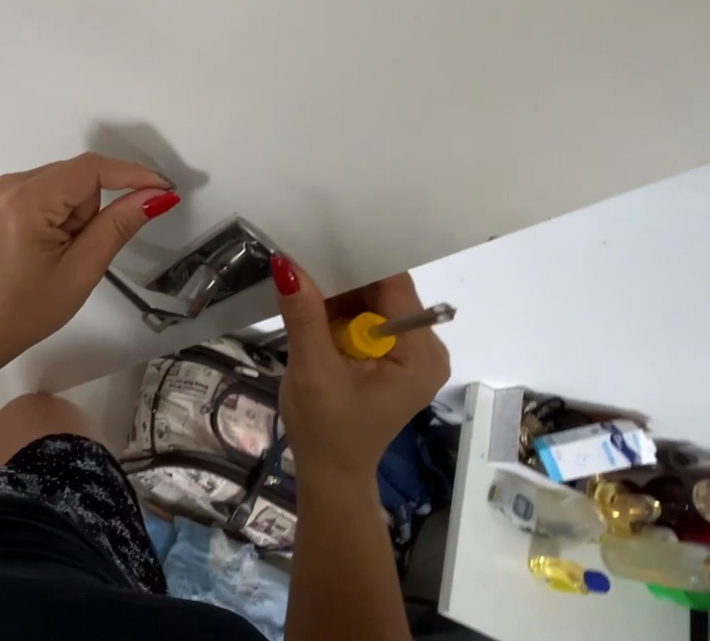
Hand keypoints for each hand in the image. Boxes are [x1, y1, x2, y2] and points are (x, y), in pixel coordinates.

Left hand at [0, 153, 177, 367]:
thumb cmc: (31, 307)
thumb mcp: (83, 269)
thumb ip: (119, 224)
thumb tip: (157, 194)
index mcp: (27, 200)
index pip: (90, 168)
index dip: (132, 174)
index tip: (165, 189)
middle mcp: (12, 182)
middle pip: (78, 174)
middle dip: (96, 206)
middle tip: (86, 249)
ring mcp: (5, 187)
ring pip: (67, 181)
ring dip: (80, 210)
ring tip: (65, 251)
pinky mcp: (5, 197)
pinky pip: (51, 189)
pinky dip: (65, 210)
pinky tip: (54, 243)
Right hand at [271, 257, 450, 484]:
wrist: (329, 472)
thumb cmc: (327, 428)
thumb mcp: (313, 370)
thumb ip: (304, 315)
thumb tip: (287, 264)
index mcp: (419, 352)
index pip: (394, 285)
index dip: (359, 259)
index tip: (320, 237)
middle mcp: (422, 346)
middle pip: (382, 289)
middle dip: (342, 276)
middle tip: (298, 256)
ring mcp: (405, 351)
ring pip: (369, 300)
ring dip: (335, 293)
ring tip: (297, 278)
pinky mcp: (386, 355)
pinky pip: (363, 317)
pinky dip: (336, 310)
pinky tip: (309, 304)